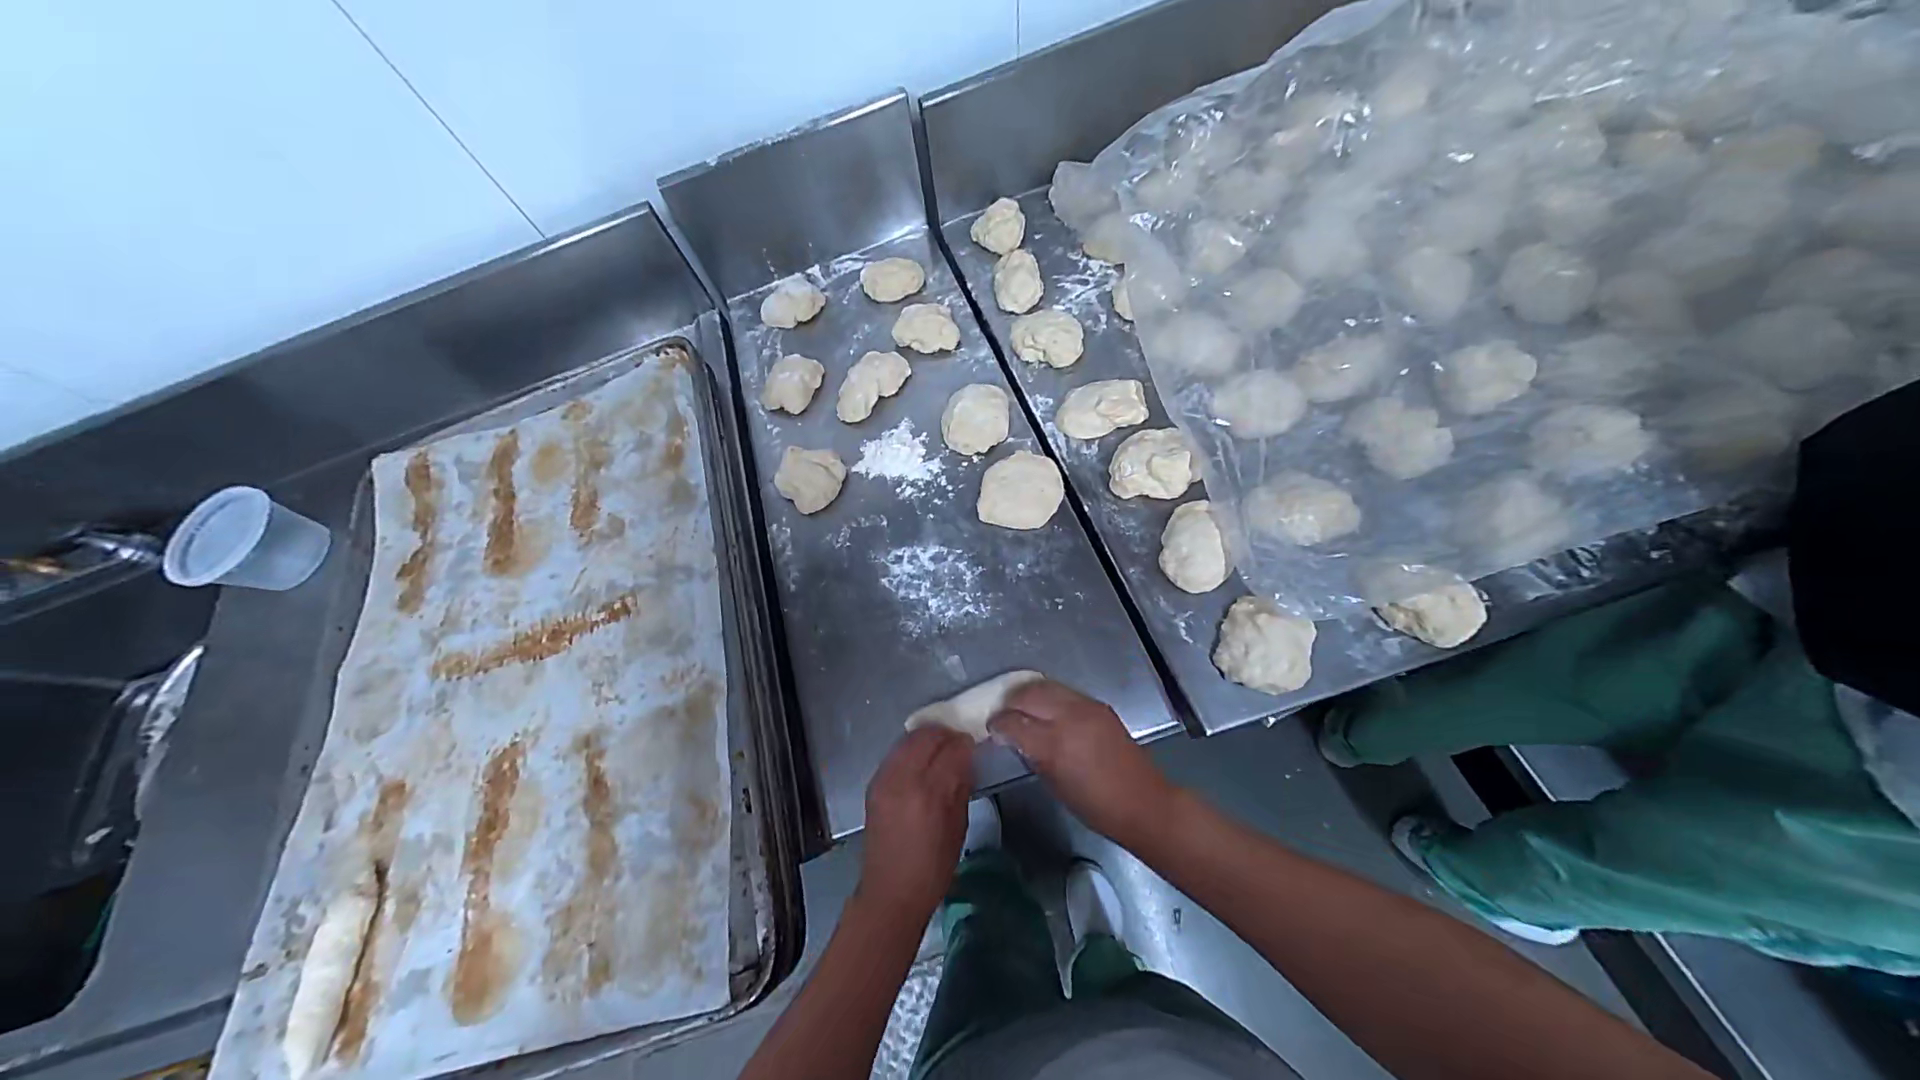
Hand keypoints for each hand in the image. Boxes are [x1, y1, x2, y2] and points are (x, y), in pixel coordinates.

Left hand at [857, 726, 974, 915]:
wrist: (890, 892)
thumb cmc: (933, 868)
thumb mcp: (958, 828)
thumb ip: (961, 788)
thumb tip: (965, 761)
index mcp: (929, 793)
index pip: (952, 750)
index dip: (965, 744)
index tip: (974, 745)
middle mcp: (904, 779)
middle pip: (926, 737)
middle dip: (946, 734)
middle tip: (959, 742)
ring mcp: (884, 779)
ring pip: (908, 739)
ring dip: (927, 738)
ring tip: (941, 748)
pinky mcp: (873, 784)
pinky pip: (896, 753)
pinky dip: (911, 749)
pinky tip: (922, 761)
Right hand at [989, 681, 1182, 846]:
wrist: (1143, 802)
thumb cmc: (1095, 806)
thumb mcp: (1054, 784)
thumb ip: (1032, 755)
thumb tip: (1015, 739)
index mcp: (1054, 743)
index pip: (1013, 721)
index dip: (998, 724)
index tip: (992, 729)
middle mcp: (1069, 716)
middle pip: (1028, 694)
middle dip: (1011, 702)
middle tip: (1003, 715)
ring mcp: (1087, 707)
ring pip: (1046, 686)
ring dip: (1030, 695)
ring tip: (1022, 709)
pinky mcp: (1099, 705)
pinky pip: (1066, 693)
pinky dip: (1050, 698)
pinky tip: (1047, 711)